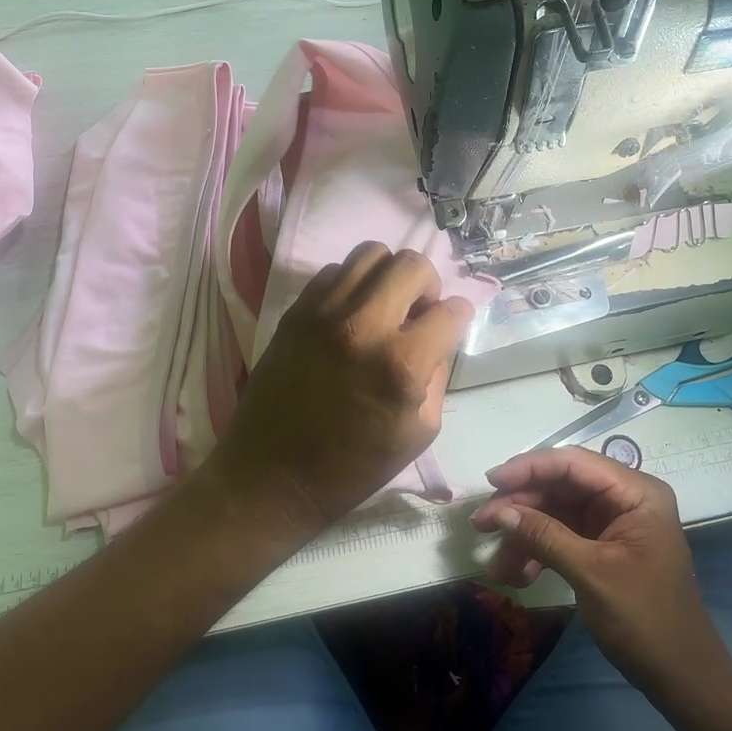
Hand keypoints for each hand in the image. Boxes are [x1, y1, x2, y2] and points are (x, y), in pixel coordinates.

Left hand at [210, 241, 475, 530]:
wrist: (272, 476)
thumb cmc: (352, 466)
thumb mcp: (419, 432)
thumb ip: (435, 373)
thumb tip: (438, 334)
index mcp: (401, 365)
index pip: (451, 311)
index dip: (458, 318)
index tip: (450, 326)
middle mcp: (364, 326)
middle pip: (412, 264)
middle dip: (428, 284)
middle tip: (419, 311)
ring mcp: (324, 313)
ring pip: (371, 254)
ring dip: (389, 275)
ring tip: (384, 304)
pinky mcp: (295, 311)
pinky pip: (334, 271)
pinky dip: (351, 285)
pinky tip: (350, 313)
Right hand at [470, 448, 729, 690]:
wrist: (682, 678)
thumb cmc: (646, 620)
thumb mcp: (592, 574)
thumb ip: (545, 535)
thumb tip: (499, 510)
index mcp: (636, 492)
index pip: (573, 463)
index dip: (529, 468)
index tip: (491, 481)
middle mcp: (625, 498)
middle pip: (561, 485)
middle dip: (521, 506)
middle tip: (482, 525)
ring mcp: (613, 522)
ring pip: (556, 512)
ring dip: (525, 534)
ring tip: (498, 564)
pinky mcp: (603, 546)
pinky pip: (561, 535)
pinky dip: (538, 551)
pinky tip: (518, 575)